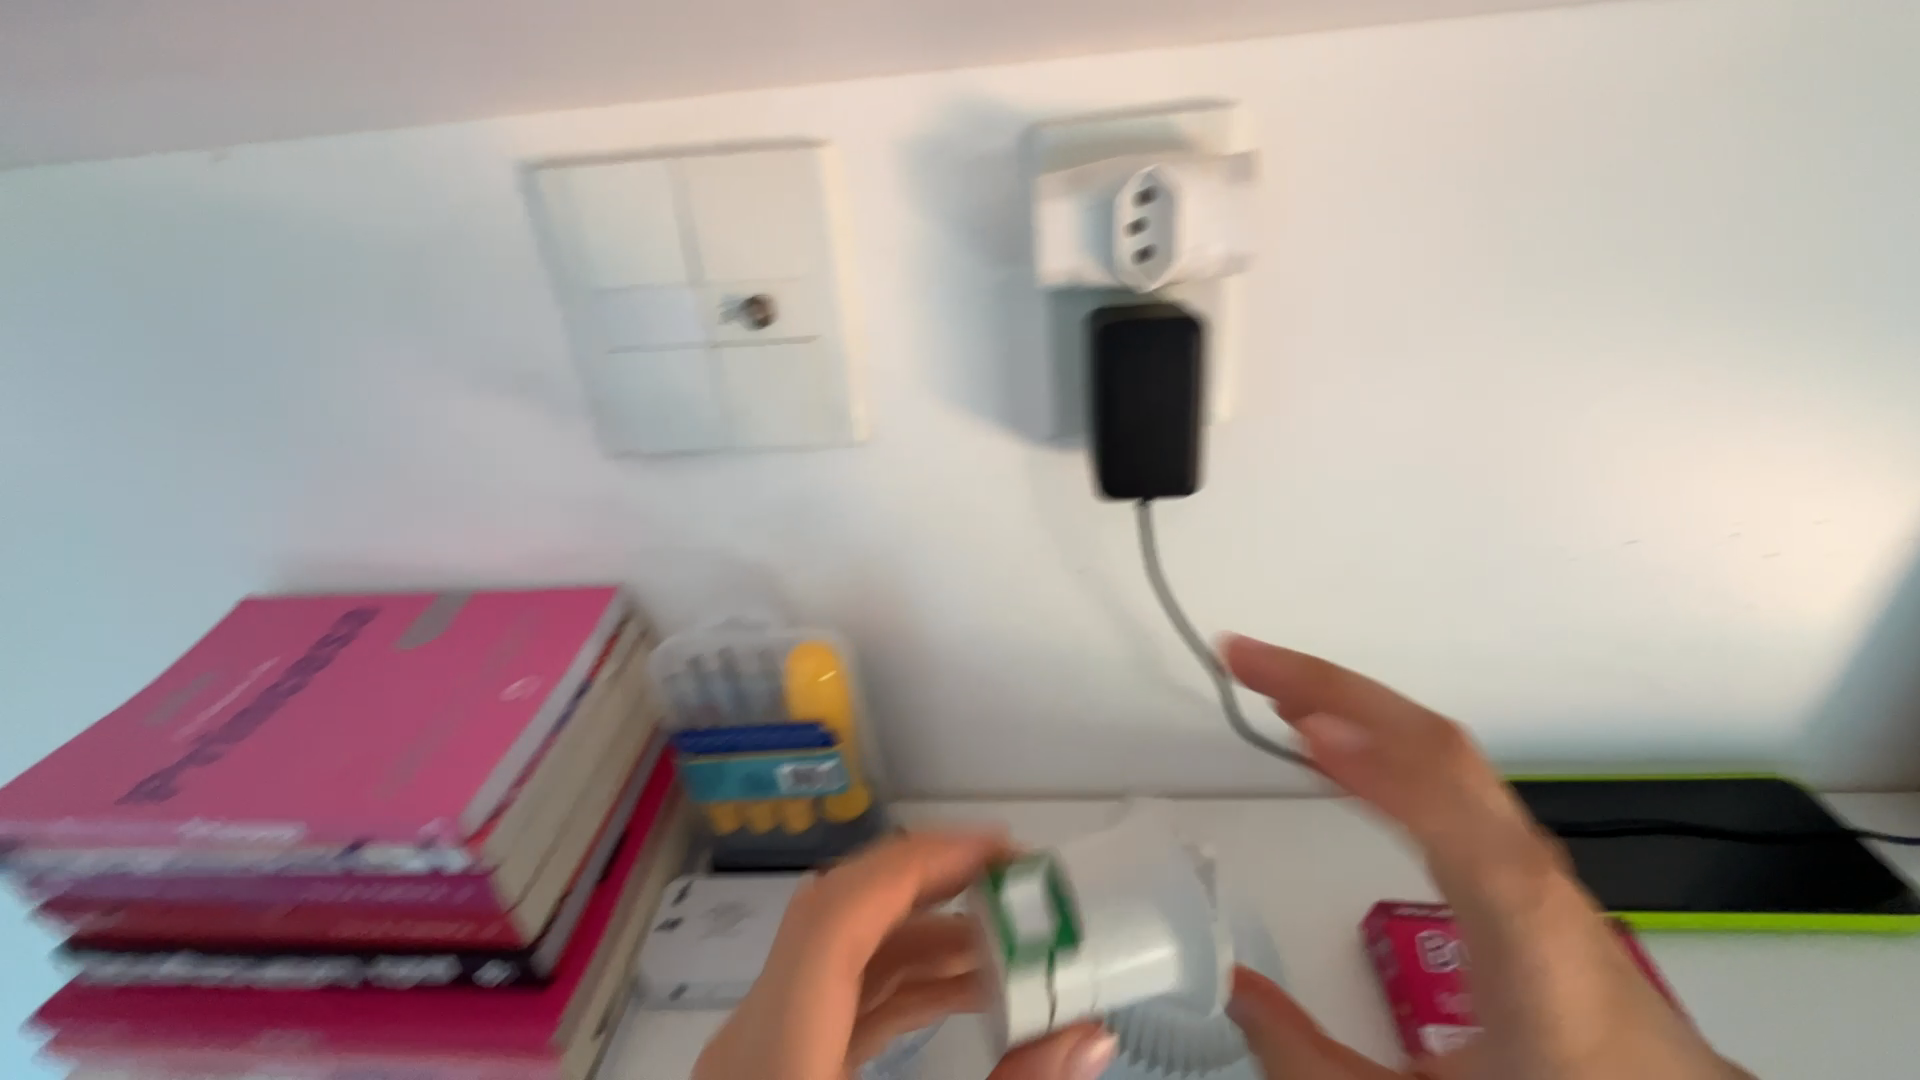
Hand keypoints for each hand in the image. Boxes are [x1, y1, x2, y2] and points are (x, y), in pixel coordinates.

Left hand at [693, 830, 1118, 1079]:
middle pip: (839, 920)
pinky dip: (900, 986)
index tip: (1002, 854)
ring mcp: (757, 1059)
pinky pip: (838, 1004)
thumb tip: (1090, 1034)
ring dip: (922, 939)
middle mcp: (753, 1039)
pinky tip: (961, 999)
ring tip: (1006, 944)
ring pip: (839, 961)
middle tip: (1013, 886)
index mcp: (776, 1052)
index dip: (921, 863)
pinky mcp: (772, 1078)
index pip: (841, 911)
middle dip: (932, 888)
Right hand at [1218, 634, 1753, 1079]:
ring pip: (1436, 747)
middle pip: (1433, 745)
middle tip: (1246, 661)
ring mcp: (1523, 853)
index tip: (1294, 721)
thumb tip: (1230, 988)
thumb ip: (1311, 1058)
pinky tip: (1329, 737)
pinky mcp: (1511, 854)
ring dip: (1350, 701)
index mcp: (1519, 927)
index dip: (1367, 757)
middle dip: (1334, 688)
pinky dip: (1374, 734)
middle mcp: (1526, 870)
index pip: (1447, 811)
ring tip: (1271, 686)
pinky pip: (1439, 772)